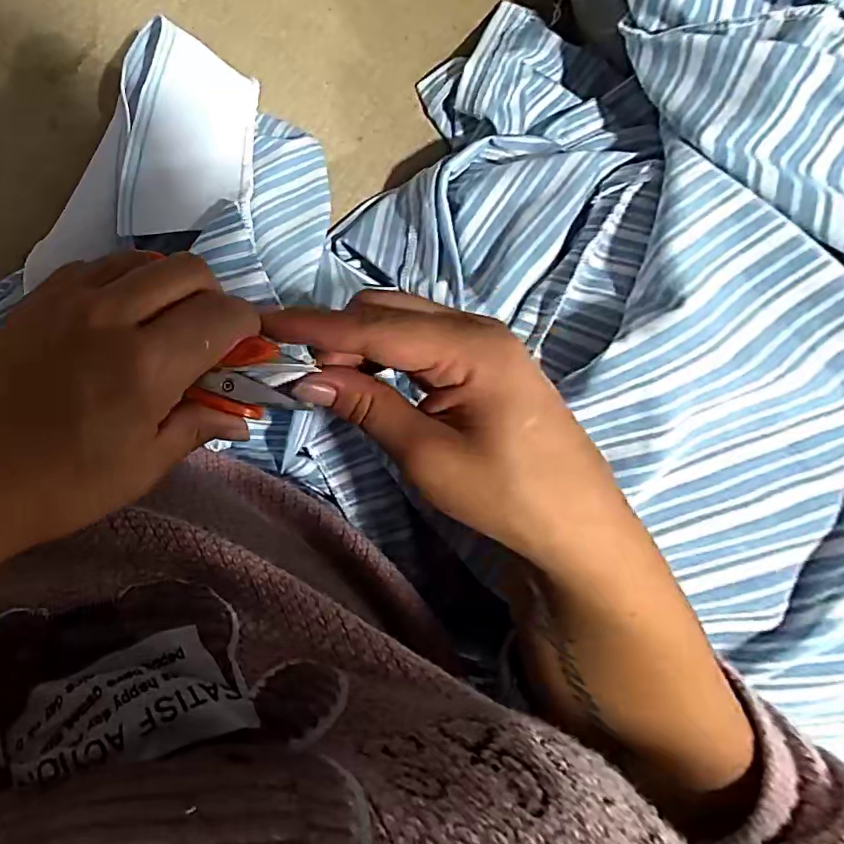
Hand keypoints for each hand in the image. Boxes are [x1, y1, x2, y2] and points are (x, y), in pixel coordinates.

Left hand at [0, 251, 257, 562]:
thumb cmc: (62, 487)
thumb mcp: (140, 468)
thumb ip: (195, 427)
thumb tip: (240, 416)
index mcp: (146, 365)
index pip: (222, 314)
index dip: (245, 325)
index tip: (241, 345)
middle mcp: (112, 316)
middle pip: (189, 270)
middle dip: (212, 296)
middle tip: (202, 334)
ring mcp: (69, 299)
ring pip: (142, 260)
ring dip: (165, 284)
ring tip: (156, 323)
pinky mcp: (37, 298)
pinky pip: (94, 267)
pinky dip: (118, 281)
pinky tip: (109, 317)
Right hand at [269, 291, 757, 827]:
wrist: (581, 532)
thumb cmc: (508, 497)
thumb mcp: (427, 455)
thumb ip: (366, 405)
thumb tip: (305, 377)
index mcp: (470, 346)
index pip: (372, 326)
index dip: (312, 326)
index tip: (262, 321)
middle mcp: (476, 327)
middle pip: (383, 311)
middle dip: (335, 335)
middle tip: (302, 376)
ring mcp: (481, 340)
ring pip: (398, 320)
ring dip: (357, 342)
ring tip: (329, 381)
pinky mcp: (480, 358)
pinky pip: (416, 338)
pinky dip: (381, 352)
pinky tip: (368, 380)